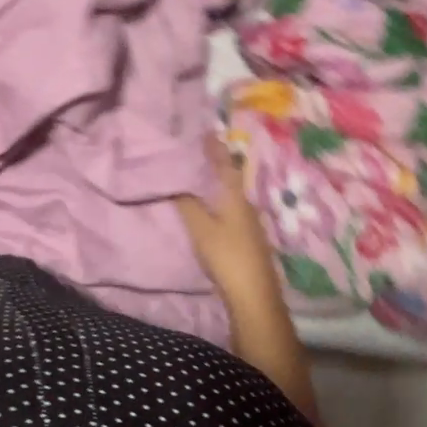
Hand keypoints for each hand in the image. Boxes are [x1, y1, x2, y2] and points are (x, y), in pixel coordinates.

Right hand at [175, 129, 276, 285]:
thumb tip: (173, 179)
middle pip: (229, 177)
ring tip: (197, 173)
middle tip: (196, 149)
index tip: (205, 131)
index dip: (214, 148)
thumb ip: (185, 202)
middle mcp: (245, 204)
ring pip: (230, 193)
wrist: (253, 295)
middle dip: (214, 162)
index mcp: (235, 197)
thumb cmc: (226, 255)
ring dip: (216, 182)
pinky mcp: (247, 238)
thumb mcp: (199, 227)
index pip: (224, 164)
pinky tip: (208, 204)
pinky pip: (230, 207)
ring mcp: (249, 222)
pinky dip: (217, 199)